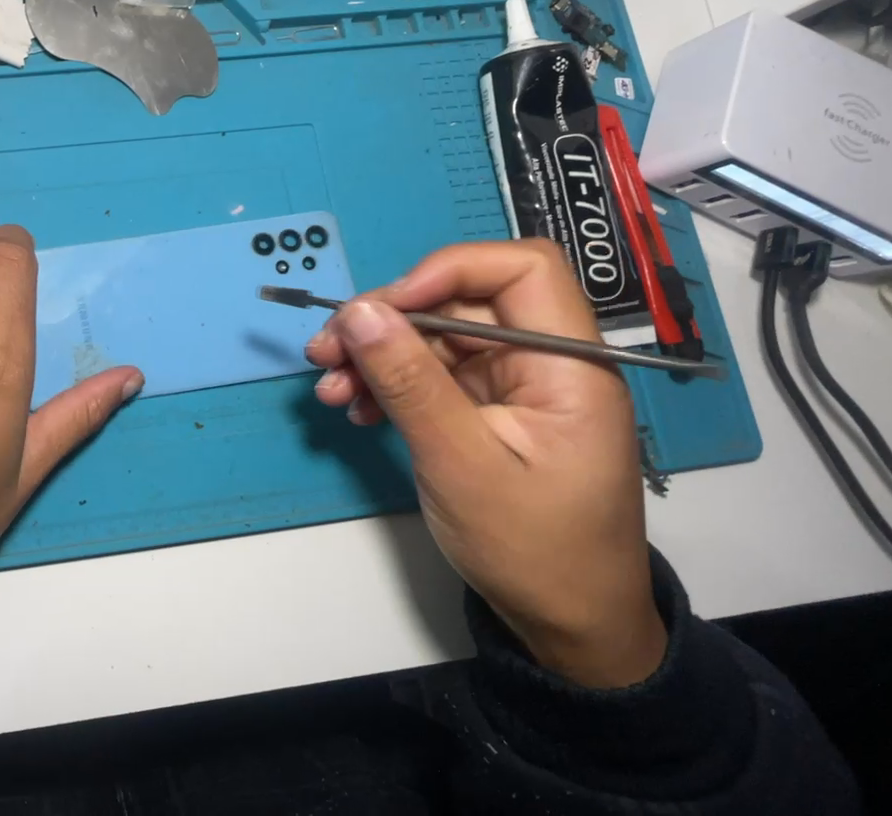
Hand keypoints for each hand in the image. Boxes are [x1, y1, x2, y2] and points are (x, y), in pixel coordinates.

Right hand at [306, 240, 664, 688]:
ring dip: (374, 354)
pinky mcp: (484, 407)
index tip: (382, 310)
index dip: (446, 272)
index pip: (520, 270)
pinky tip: (356, 408)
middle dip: (386, 320)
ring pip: (433, 337)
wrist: (564, 621)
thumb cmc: (530, 546)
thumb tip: (357, 311)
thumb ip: (409, 381)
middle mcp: (542, 361)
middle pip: (459, 302)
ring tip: (330, 389)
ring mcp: (510, 384)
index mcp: (566, 364)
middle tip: (324, 353)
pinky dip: (386, 382)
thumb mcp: (459, 462)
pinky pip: (428, 373)